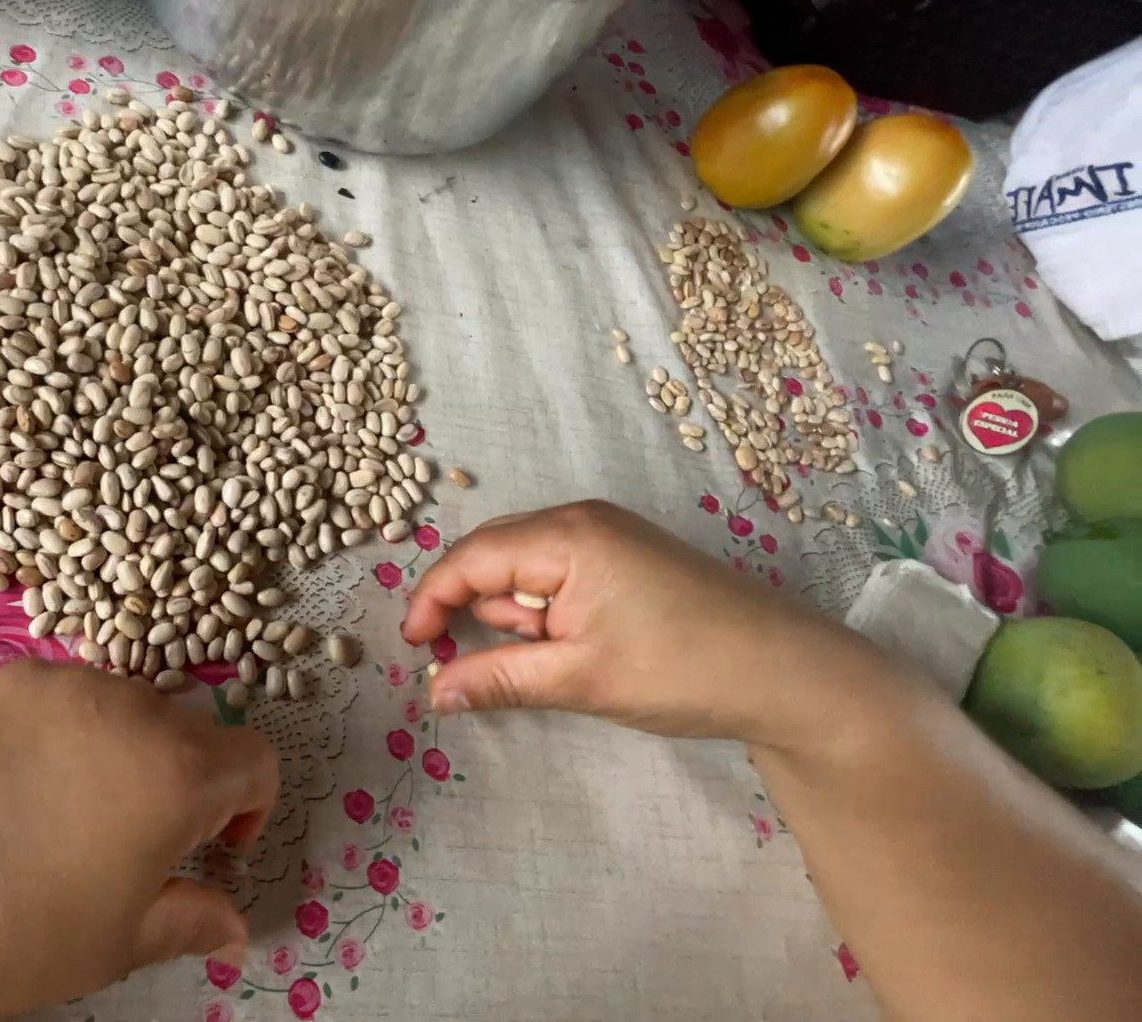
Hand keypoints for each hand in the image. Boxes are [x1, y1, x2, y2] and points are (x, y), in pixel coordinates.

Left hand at [0, 661, 276, 1021]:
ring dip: (126, 749)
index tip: (208, 847)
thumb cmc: (16, 936)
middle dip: (183, 780)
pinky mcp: (15, 675)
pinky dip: (69, 728)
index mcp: (179, 771)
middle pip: (191, 731)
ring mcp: (69, 681)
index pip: (256, 759)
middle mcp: (134, 707)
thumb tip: (233, 927)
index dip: (248, 806)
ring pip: (130, 708)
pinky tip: (21, 778)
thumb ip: (193, 920)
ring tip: (68, 806)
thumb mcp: (120, 941)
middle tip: (131, 836)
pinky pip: (70, 694)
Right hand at [401, 501, 921, 752]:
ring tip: (557, 654)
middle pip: (490, 555)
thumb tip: (433, 692)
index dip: (431, 599)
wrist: (799, 678)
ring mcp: (602, 532)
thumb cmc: (685, 671)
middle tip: (483, 657)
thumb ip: (497, 678)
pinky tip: (573, 640)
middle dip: (476, 607)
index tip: (413, 645)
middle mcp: (578, 519)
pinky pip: (551, 571)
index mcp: (565, 536)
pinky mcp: (619, 552)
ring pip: (519, 566)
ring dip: (517, 613)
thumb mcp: (579, 679)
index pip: (469, 559)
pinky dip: (543, 608)